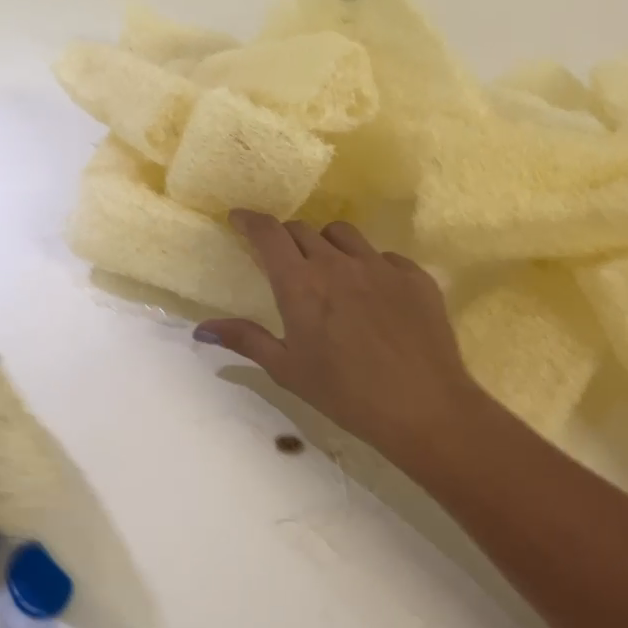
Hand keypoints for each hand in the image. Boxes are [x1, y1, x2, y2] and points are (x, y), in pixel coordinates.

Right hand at [194, 211, 489, 468]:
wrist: (426, 408)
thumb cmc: (345, 393)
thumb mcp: (287, 370)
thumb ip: (245, 339)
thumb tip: (201, 329)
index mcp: (299, 284)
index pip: (268, 233)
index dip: (250, 220)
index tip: (239, 219)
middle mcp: (337, 264)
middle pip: (302, 230)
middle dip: (286, 239)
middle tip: (284, 261)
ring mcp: (379, 267)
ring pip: (343, 234)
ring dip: (326, 244)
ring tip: (328, 270)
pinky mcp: (415, 278)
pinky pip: (383, 256)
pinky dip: (368, 265)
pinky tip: (372, 294)